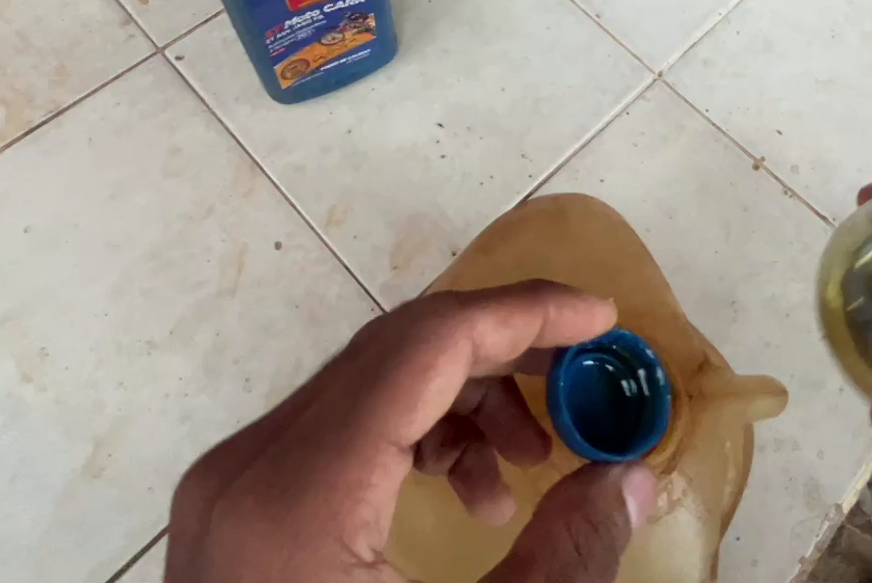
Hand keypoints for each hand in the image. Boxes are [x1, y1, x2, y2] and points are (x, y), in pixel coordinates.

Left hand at [165, 281, 657, 582]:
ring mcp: (241, 474)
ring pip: (377, 377)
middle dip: (506, 349)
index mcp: (302, 492)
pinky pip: (351, 421)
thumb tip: (630, 477)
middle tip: (582, 377)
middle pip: (402, 346)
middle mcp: (255, 459)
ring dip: (467, 396)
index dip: (525, 313)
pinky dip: (424, 432)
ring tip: (528, 460)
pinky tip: (470, 491)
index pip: (428, 342)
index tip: (600, 317)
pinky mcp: (246, 497)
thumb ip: (561, 561)